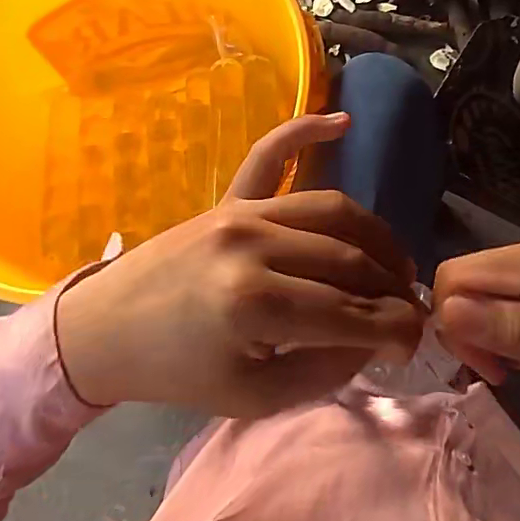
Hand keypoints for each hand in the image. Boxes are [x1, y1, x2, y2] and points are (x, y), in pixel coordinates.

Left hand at [56, 112, 423, 418]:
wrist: (106, 330)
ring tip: (395, 266)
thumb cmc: (177, 374)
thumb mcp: (256, 398)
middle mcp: (254, 245)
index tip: (412, 344)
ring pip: (332, 212)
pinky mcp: (227, 199)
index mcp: (257, 305)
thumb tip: (377, 337)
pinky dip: (305, 131)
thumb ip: (328, 369)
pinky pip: (269, 155)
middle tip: (406, 314)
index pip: (355, 313)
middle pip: (352, 260)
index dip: (397, 330)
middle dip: (393, 290)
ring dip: (376, 238)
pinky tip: (342, 122)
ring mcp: (240, 212)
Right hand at [433, 238, 519, 489]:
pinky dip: (494, 341)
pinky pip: (493, 312)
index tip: (490, 369)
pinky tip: (519, 365)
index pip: (460, 276)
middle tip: (500, 375)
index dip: (456, 323)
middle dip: (463, 331)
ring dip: (478, 338)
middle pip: (461, 283)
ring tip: (511, 374)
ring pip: (472, 298)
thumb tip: (449, 311)